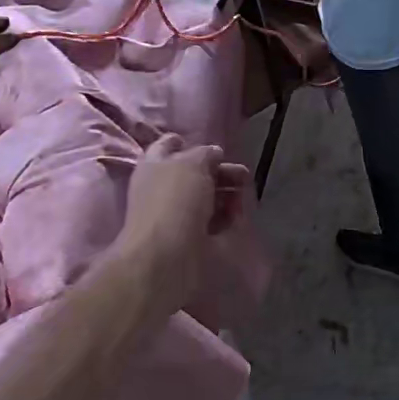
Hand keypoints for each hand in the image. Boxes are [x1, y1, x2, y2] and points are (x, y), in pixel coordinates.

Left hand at [114, 135, 252, 290]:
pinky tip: (235, 218)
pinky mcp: (190, 238)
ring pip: (206, 198)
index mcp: (155, 165)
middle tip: (243, 175)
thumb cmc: (176, 200)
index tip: (213, 149)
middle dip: (221, 173)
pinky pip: (212, 222)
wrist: (166, 255)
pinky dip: (225, 218)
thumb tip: (214, 153)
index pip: (168, 146)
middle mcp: (162, 188)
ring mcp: (175, 215)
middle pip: (195, 174)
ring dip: (227, 196)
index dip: (188, 144)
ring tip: (242, 199)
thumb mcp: (193, 163)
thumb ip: (206, 153)